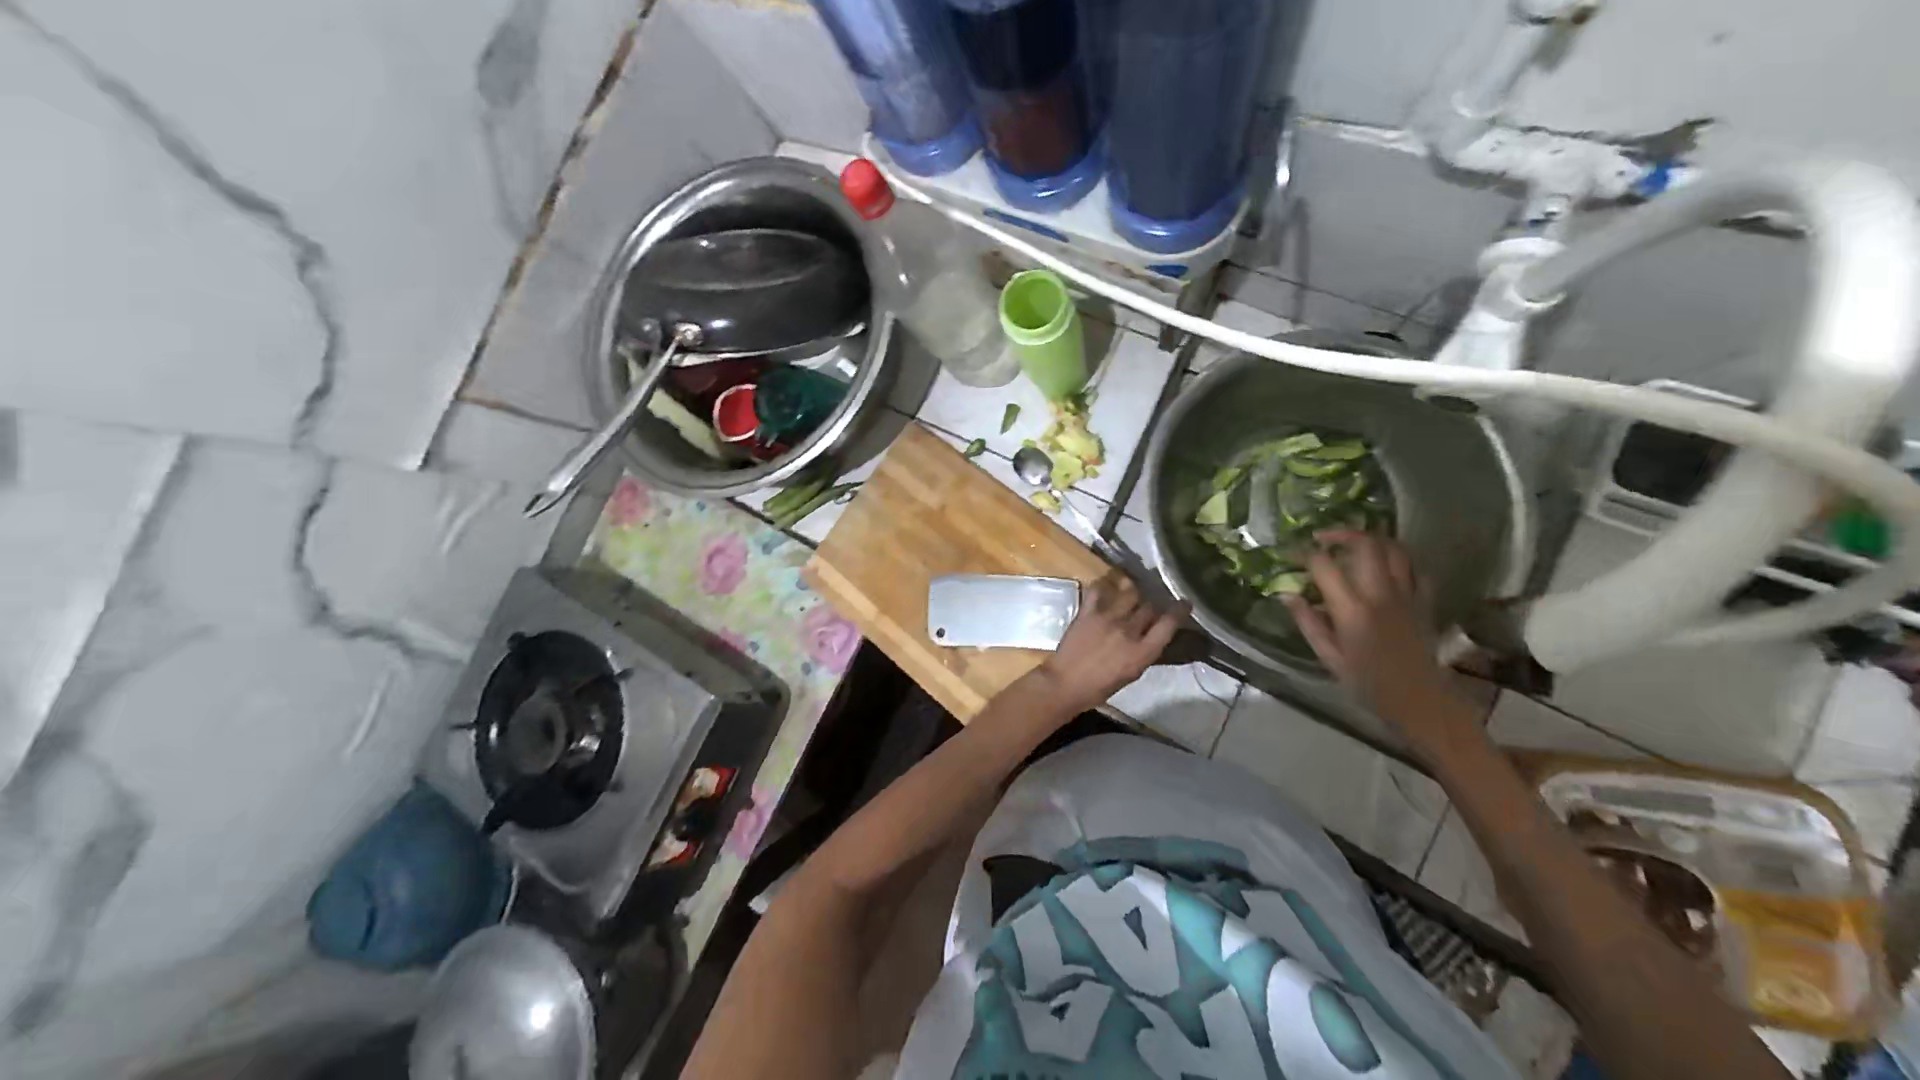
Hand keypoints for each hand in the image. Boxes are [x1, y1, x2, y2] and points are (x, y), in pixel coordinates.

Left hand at [1036, 579, 1186, 714]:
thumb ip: (1145, 651)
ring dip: (1134, 592)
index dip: (1179, 610)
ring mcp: (1107, 618)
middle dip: (1153, 604)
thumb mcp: (1132, 673)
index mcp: (1142, 652)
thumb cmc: (1100, 687)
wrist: (1066, 683)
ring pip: (1130, 593)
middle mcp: (1128, 630)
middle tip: (1151, 604)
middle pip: (1149, 606)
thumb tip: (1154, 633)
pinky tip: (1108, 587)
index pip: (1169, 624)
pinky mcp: (1087, 611)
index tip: (1184, 603)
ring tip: (1132, 593)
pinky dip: (1105, 585)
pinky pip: (1099, 589)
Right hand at [1283, 532, 1476, 753]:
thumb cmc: (1367, 682)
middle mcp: (1380, 594)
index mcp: (1351, 609)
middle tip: (1323, 539)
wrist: (1419, 699)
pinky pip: (1415, 568)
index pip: (1324, 565)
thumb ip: (1307, 622)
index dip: (1304, 554)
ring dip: (1372, 540)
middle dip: (1341, 534)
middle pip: (1365, 544)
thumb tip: (1286, 595)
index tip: (1292, 556)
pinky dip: (1399, 560)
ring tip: (1354, 544)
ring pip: (1394, 549)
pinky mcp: (1424, 600)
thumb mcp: (1328, 656)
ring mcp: (1407, 594)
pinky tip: (1385, 567)